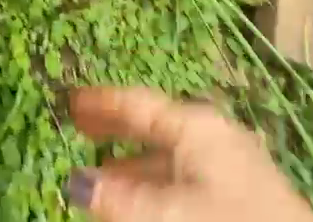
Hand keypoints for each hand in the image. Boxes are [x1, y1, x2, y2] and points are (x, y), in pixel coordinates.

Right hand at [63, 87, 312, 221]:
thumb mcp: (169, 211)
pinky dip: (157, 185)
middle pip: (153, 127)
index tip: (70, 101)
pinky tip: (142, 204)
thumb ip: (121, 198)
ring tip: (101, 177)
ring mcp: (230, 165)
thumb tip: (78, 183)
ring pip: (168, 158)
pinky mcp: (242, 194)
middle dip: (115, 131)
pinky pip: (185, 178)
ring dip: (133, 166)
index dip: (102, 103)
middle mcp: (212, 136)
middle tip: (80, 130)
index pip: (138, 104)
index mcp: (196, 125)